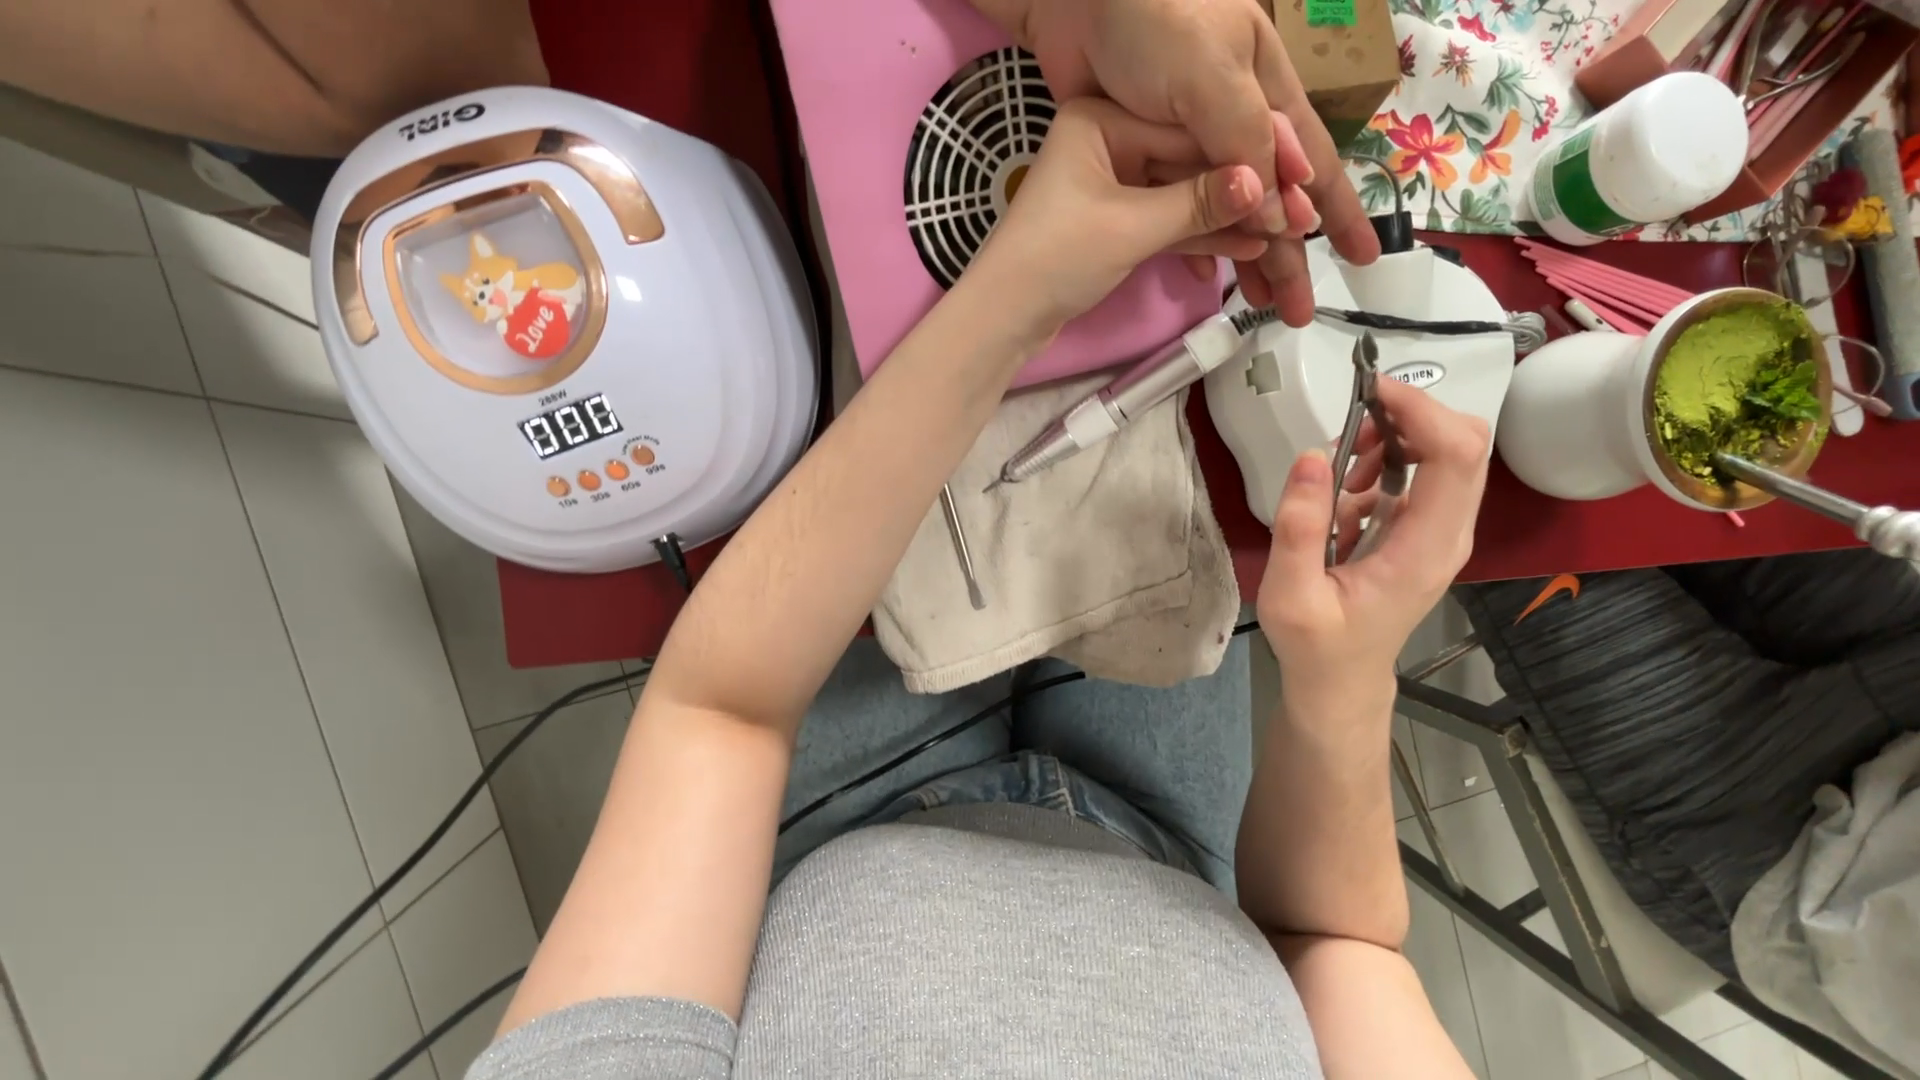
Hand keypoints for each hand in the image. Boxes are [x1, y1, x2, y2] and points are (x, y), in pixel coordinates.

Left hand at [966, 97, 1276, 341]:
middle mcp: (1110, 140)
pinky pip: (1166, 221)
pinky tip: (1243, 252)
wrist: (999, 317)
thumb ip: (1200, 203)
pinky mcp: (1110, 221)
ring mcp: (1110, 182)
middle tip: (1299, 228)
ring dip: (1229, 224)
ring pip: (1184, 197)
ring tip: (1278, 249)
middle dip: (1246, 199)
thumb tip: (1268, 194)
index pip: (1195, 132)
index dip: (1249, 164)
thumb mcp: (1130, 225)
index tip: (1296, 195)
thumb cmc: (1053, 257)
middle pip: (1195, 165)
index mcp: (1105, 119)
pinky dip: (1199, 237)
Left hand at [985, 0, 1383, 325]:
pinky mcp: (1136, 161)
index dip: (1333, 210)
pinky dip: (1190, 243)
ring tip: (1262, 305)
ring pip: (1221, 209)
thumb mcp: (1210, 84)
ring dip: (1242, 256)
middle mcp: (1225, 119)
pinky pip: (1173, 212)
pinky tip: (1206, 276)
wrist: (1071, 1)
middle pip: (1264, 197)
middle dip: (1286, 253)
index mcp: (1258, 90)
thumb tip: (1283, 217)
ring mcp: (1179, 143)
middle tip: (1300, 309)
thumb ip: (1247, 149)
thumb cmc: (1151, 28)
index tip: (1360, 258)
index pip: (1306, 160)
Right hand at [1256, 378, 1490, 698]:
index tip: (1367, 393)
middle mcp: (1448, 534)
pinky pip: (1423, 474)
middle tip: (1347, 437)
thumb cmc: (1317, 647)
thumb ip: (1299, 528)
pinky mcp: (1426, 531)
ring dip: (1392, 442)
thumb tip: (1311, 456)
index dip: (1420, 410)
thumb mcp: (1290, 596)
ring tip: (1338, 474)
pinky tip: (1345, 498)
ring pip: (1446, 452)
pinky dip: (1385, 464)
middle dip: (1406, 420)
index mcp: (1425, 549)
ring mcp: (1442, 532)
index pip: (1456, 454)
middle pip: (1464, 443)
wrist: (1341, 682)